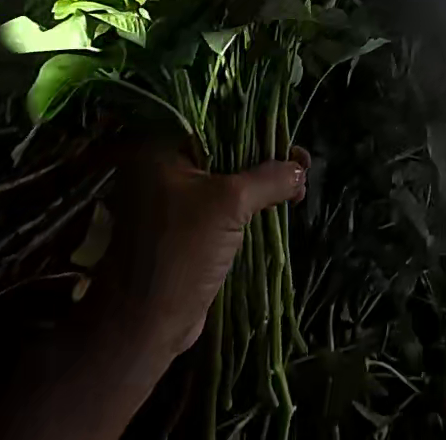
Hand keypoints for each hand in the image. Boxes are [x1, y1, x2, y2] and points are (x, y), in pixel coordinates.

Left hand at [0, 146, 309, 439]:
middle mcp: (164, 166)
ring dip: (263, 179)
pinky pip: (224, 202)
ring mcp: (174, 197)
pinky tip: (281, 203)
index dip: (256, 123)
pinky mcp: (185, 225)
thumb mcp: (229, 204)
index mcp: (160, 148)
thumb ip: (268, 178)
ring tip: (299, 182)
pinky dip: (251, 201)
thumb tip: (300, 170)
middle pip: (225, 147)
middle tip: (301, 160)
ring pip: (227, 176)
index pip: (215, 119)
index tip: (288, 132)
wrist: (144, 326)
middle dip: (266, 153)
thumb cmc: (180, 252)